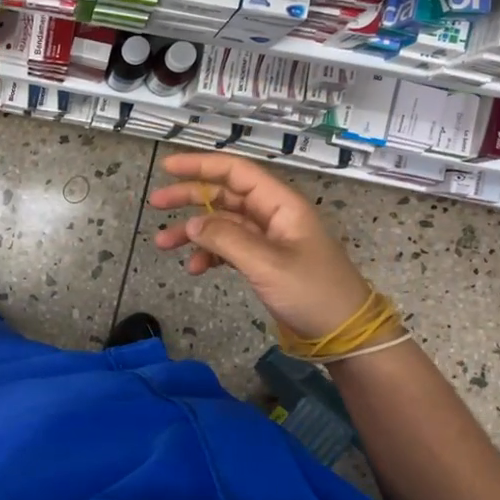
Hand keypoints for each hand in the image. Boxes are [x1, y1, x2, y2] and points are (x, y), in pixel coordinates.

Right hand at [147, 152, 376, 338]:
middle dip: (189, 197)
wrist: (344, 334)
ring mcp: (268, 239)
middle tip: (156, 204)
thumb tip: (192, 224)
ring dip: (193, 231)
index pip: (237, 172)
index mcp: (281, 205)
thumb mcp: (267, 264)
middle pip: (225, 195)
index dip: (202, 165)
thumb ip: (227, 239)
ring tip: (163, 244)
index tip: (168, 168)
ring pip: (222, 223)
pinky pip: (228, 247)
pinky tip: (194, 268)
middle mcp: (273, 215)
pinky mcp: (264, 262)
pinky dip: (208, 254)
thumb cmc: (312, 292)